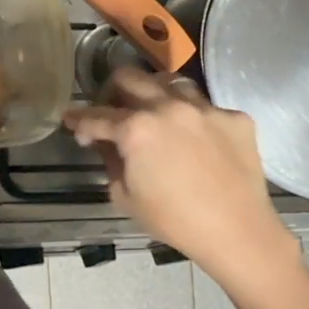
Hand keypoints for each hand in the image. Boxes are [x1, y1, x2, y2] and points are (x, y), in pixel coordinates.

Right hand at [64, 68, 294, 274]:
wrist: (236, 231)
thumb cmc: (173, 220)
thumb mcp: (124, 195)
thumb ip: (111, 160)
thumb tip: (106, 143)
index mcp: (136, 129)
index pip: (96, 116)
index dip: (79, 120)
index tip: (72, 121)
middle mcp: (168, 107)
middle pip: (129, 77)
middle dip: (110, 92)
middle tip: (110, 110)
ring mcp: (205, 108)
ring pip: (169, 81)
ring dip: (153, 93)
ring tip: (152, 112)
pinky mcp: (234, 117)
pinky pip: (206, 106)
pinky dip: (192, 118)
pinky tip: (193, 138)